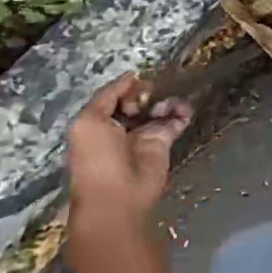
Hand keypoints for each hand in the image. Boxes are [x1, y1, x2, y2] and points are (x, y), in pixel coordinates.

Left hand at [68, 72, 193, 219]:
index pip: (114, 96)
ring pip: (158, 107)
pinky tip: (182, 110)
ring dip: (164, 101)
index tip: (135, 82)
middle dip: (145, 92)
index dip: (124, 87)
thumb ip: (108, 95)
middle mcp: (121, 126)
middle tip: (146, 97)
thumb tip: (130, 77)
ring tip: (163, 107)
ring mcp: (144, 133)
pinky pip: (176, 120)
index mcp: (98, 122)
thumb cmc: (97, 158)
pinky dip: (182, 111)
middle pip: (138, 99)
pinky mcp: (163, 142)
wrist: (118, 195)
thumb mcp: (89, 121)